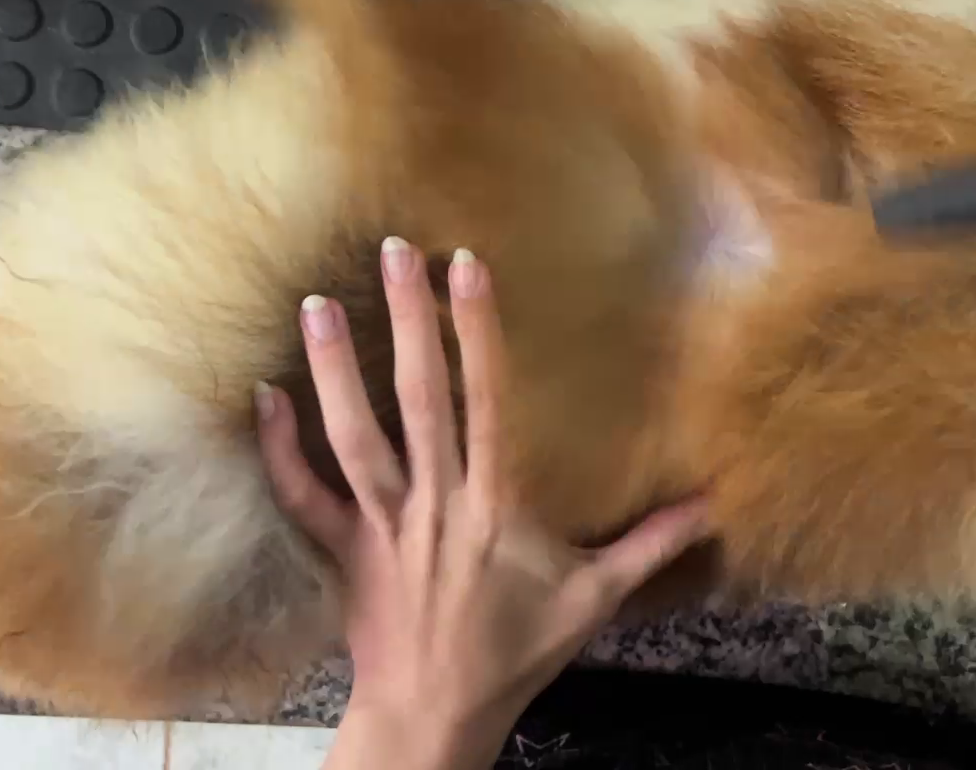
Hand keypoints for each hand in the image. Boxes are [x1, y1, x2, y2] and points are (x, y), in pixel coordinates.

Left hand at [256, 241, 711, 769]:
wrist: (431, 722)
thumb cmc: (514, 653)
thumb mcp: (594, 598)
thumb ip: (650, 545)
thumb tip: (711, 506)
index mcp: (493, 503)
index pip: (486, 401)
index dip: (478, 332)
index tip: (467, 268)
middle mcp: (433, 500)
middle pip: (417, 399)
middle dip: (407, 321)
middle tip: (393, 253)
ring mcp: (379, 524)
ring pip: (353, 436)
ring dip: (335, 369)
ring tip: (317, 303)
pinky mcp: (343, 549)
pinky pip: (304, 496)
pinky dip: (280, 448)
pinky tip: (263, 395)